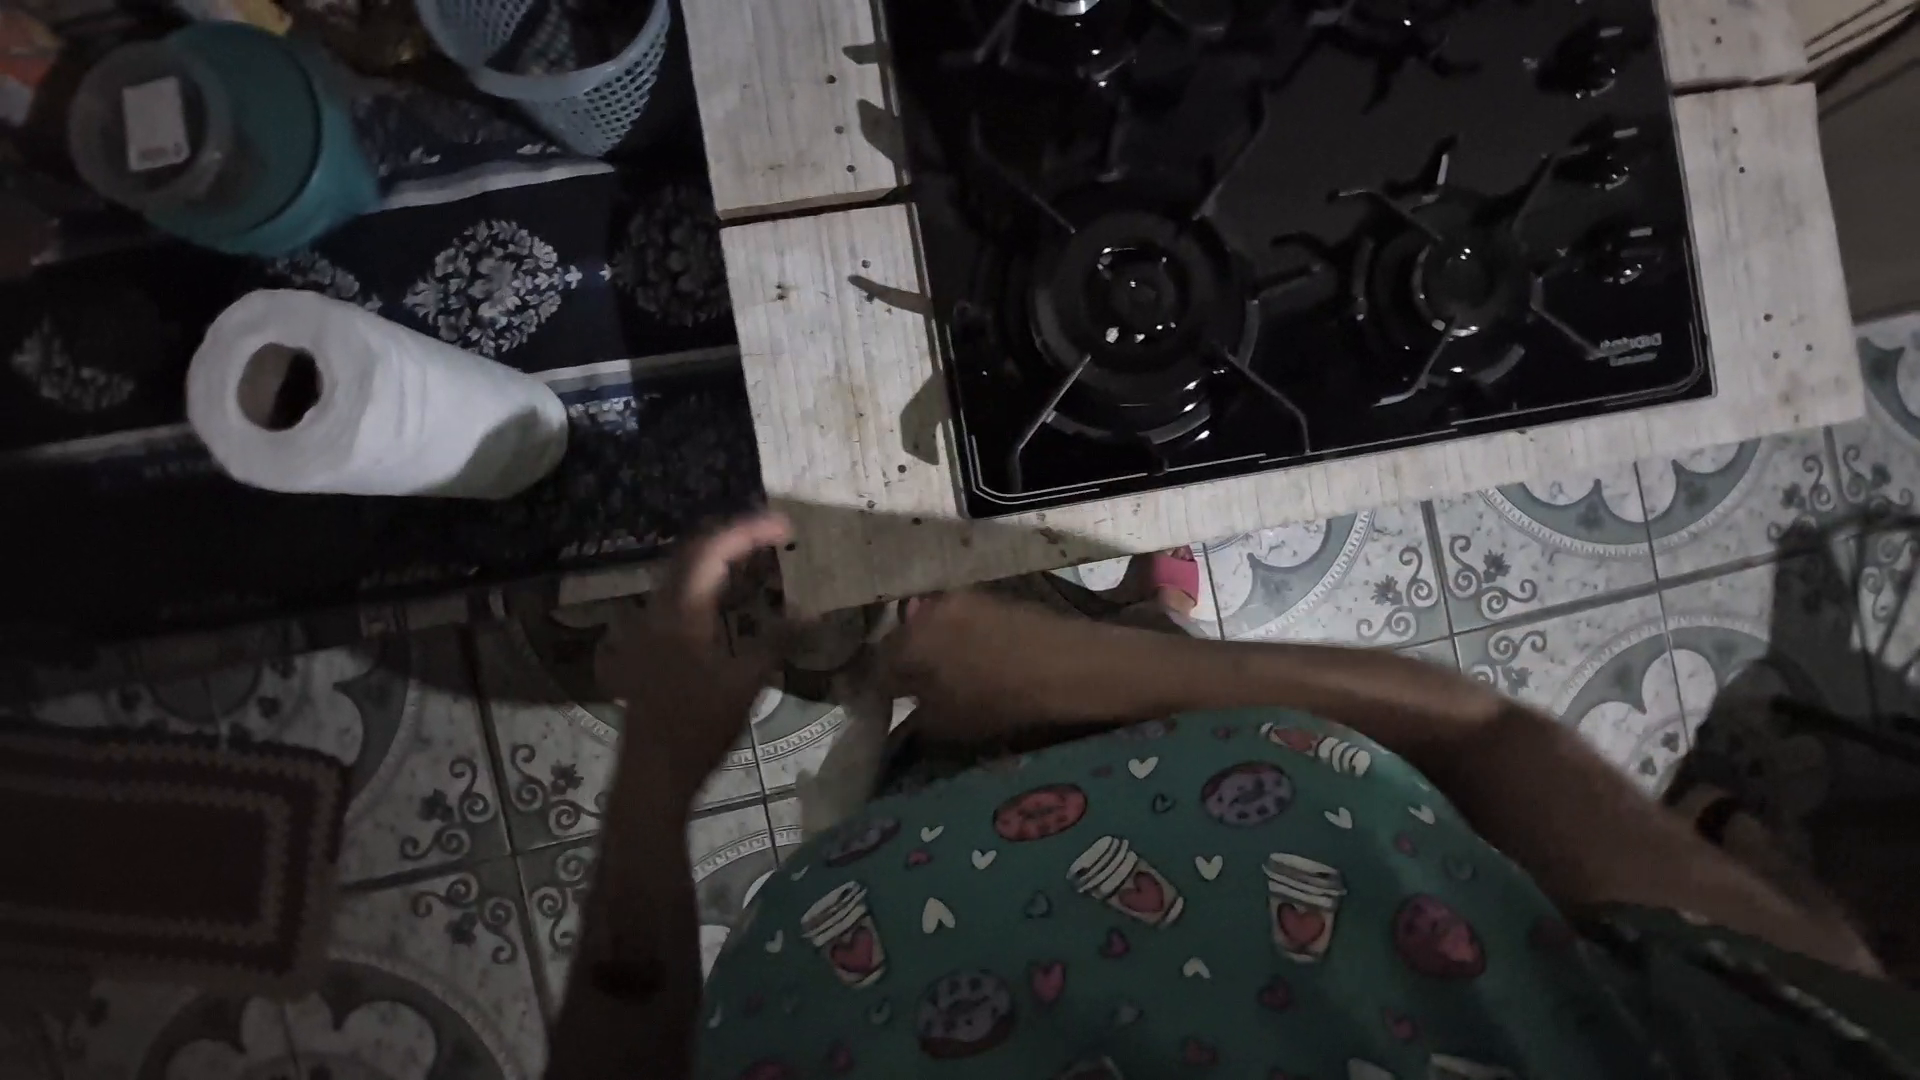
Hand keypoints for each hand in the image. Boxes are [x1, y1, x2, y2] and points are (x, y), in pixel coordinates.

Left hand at [594, 512, 791, 805]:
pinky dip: (705, 580)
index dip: (749, 530)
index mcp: (681, 613)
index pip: (712, 551)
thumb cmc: (699, 728)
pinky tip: (727, 596)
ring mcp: (647, 626)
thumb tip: (813, 610)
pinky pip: (677, 593)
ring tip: (756, 554)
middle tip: (771, 532)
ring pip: (680, 571)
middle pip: (690, 551)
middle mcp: (657, 609)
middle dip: (731, 534)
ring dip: (716, 555)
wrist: (653, 773)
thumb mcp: (746, 683)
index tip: (785, 526)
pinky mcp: (648, 643)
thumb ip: (777, 641)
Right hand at [874, 590, 1181, 738]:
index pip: (877, 666)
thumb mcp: (948, 725)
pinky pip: (958, 618)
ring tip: (945, 674)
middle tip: (914, 690)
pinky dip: (956, 636)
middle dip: (903, 663)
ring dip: (930, 647)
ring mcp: (962, 597)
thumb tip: (901, 717)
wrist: (1069, 665)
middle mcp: (928, 610)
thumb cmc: (1001, 701)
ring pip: (930, 624)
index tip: (888, 707)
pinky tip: (973, 657)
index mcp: (908, 642)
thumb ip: (914, 720)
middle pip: (902, 639)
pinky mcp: (991, 596)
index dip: (880, 691)